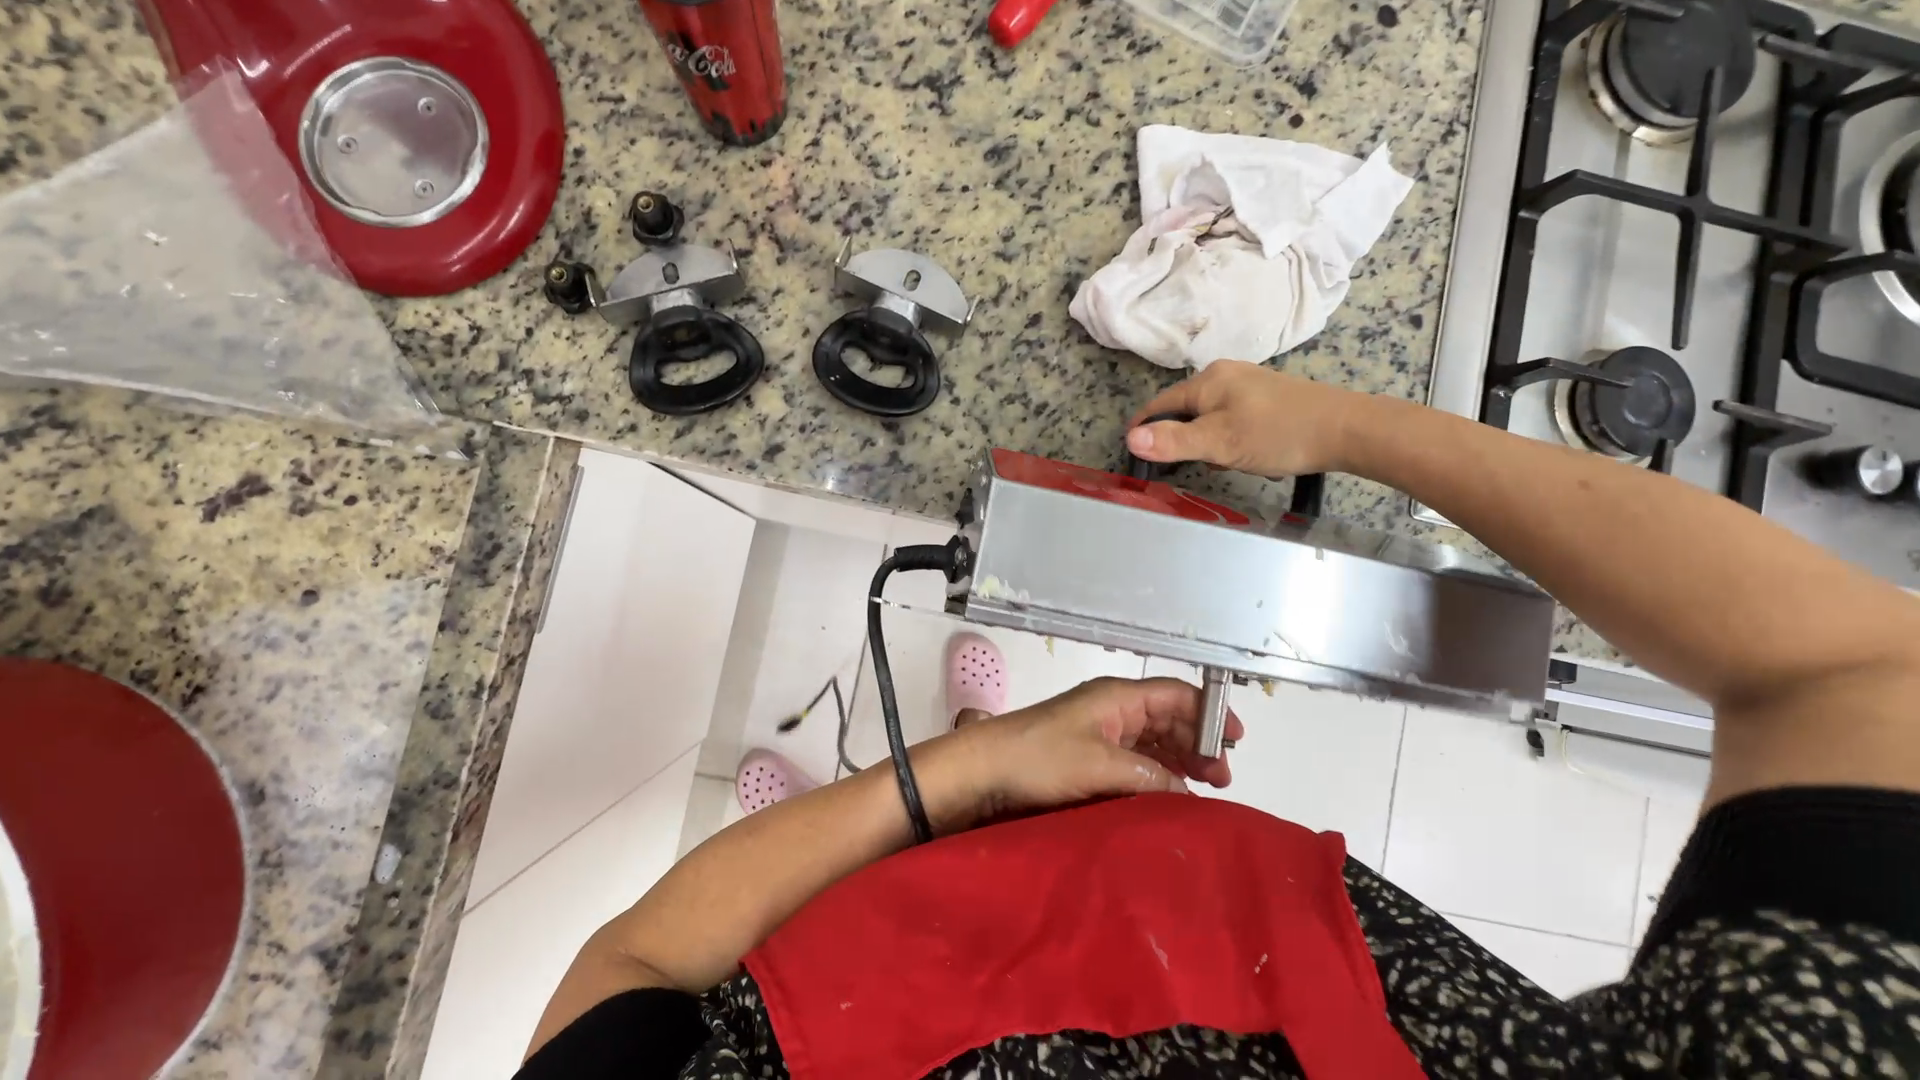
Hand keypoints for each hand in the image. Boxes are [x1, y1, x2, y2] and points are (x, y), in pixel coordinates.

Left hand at [939, 677, 1243, 829]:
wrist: (980, 771)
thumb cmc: (1039, 758)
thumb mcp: (1100, 767)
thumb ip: (1150, 777)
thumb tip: (1187, 792)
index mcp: (1117, 696)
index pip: (1177, 695)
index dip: (1210, 714)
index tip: (1236, 742)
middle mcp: (1112, 708)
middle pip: (1169, 718)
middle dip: (1198, 744)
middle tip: (1222, 780)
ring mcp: (1098, 732)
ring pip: (1153, 741)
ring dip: (1179, 762)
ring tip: (1204, 791)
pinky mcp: (1085, 756)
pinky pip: (1133, 760)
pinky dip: (1155, 775)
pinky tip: (1168, 796)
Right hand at [1125, 360, 1367, 478]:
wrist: (1345, 430)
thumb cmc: (1278, 434)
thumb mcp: (1220, 443)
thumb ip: (1174, 441)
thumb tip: (1130, 438)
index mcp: (1207, 380)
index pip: (1160, 405)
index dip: (1145, 431)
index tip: (1137, 460)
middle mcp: (1224, 374)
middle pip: (1184, 411)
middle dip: (1185, 441)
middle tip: (1200, 466)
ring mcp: (1247, 385)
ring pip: (1209, 418)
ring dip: (1211, 444)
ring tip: (1232, 463)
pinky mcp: (1266, 398)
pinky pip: (1231, 420)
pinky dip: (1231, 440)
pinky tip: (1250, 455)